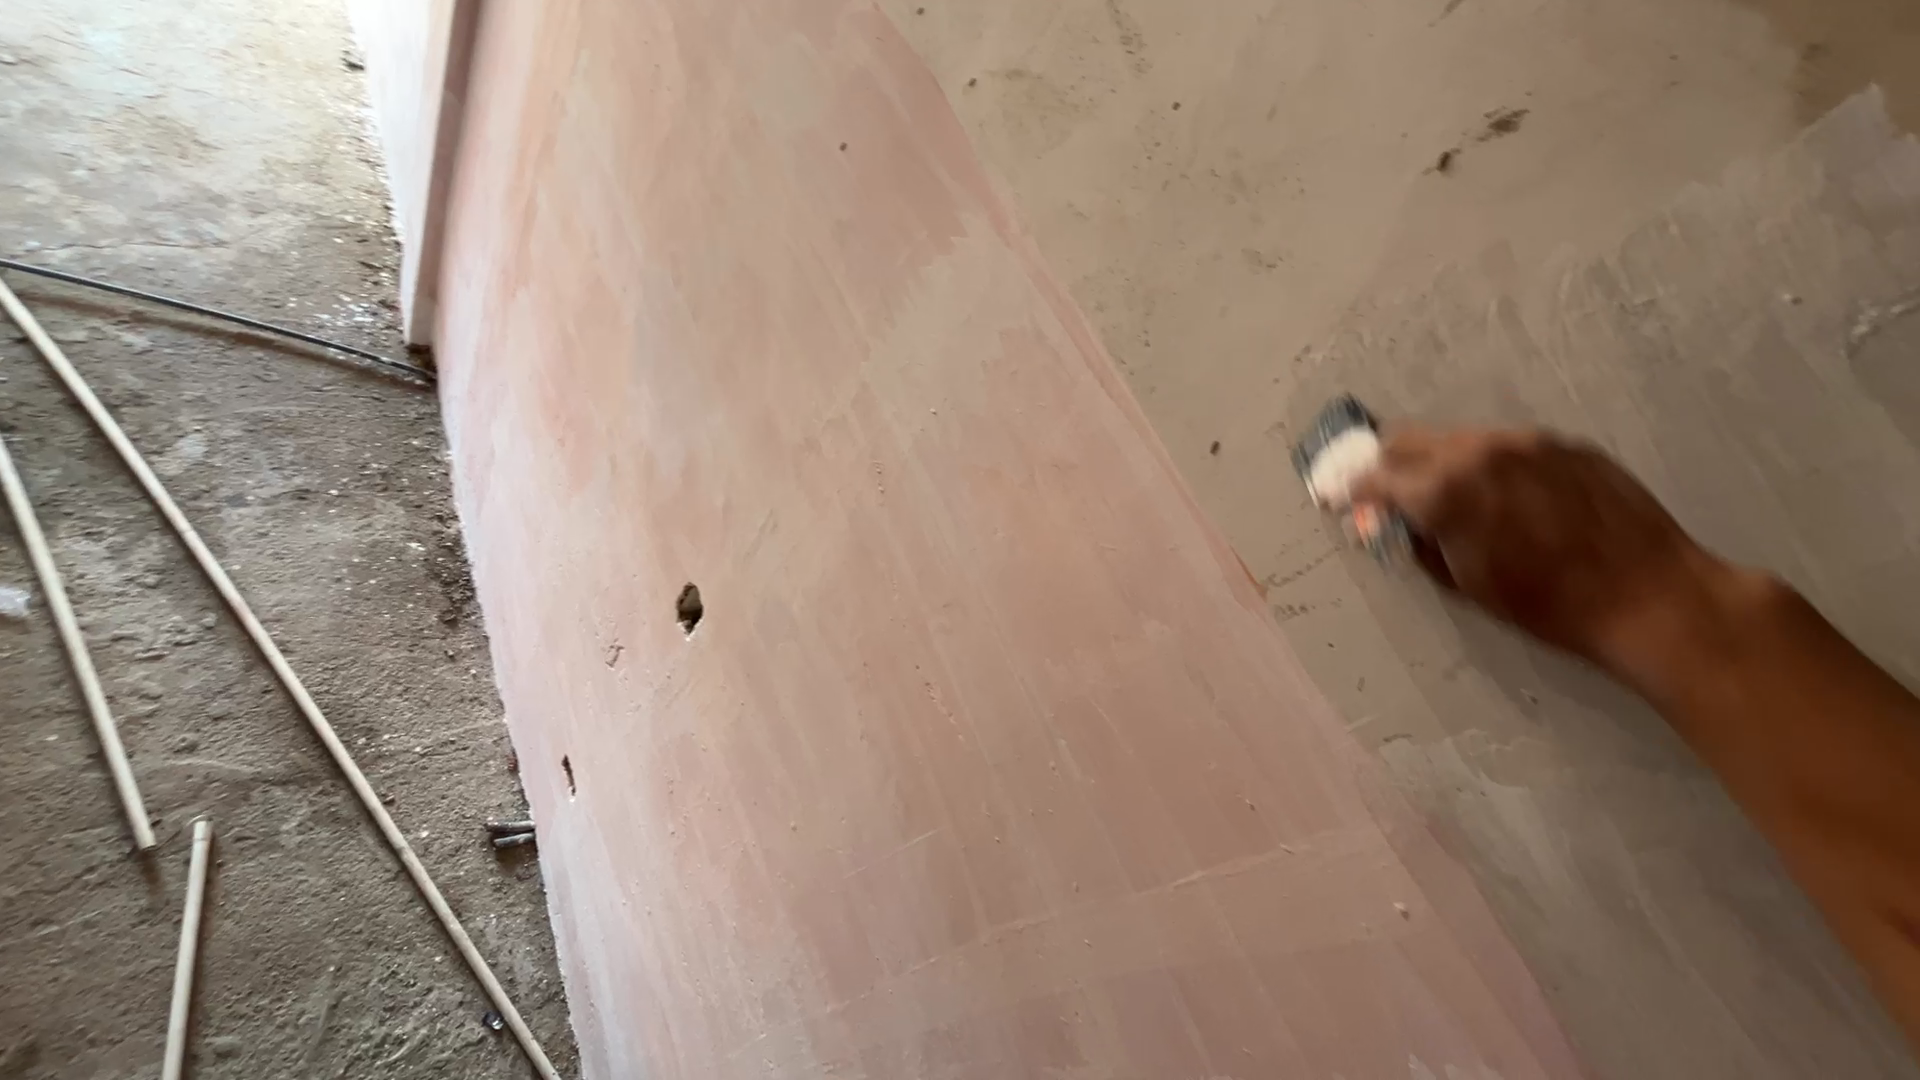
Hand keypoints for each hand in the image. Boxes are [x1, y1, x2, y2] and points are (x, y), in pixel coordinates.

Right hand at [1352, 426, 1723, 675]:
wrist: (1650, 596)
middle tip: (1381, 494)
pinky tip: (1501, 497)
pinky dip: (1482, 465)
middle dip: (1385, 466)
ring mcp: (1525, 442)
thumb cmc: (1543, 603)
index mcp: (1444, 490)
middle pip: (1406, 441)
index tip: (1340, 501)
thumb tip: (1389, 524)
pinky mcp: (1564, 445)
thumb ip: (1415, 542)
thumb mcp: (1460, 581)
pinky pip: (1503, 446)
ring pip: (1455, 438)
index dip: (1350, 492)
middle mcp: (1478, 451)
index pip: (1374, 477)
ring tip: (1444, 495)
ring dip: (1434, 462)